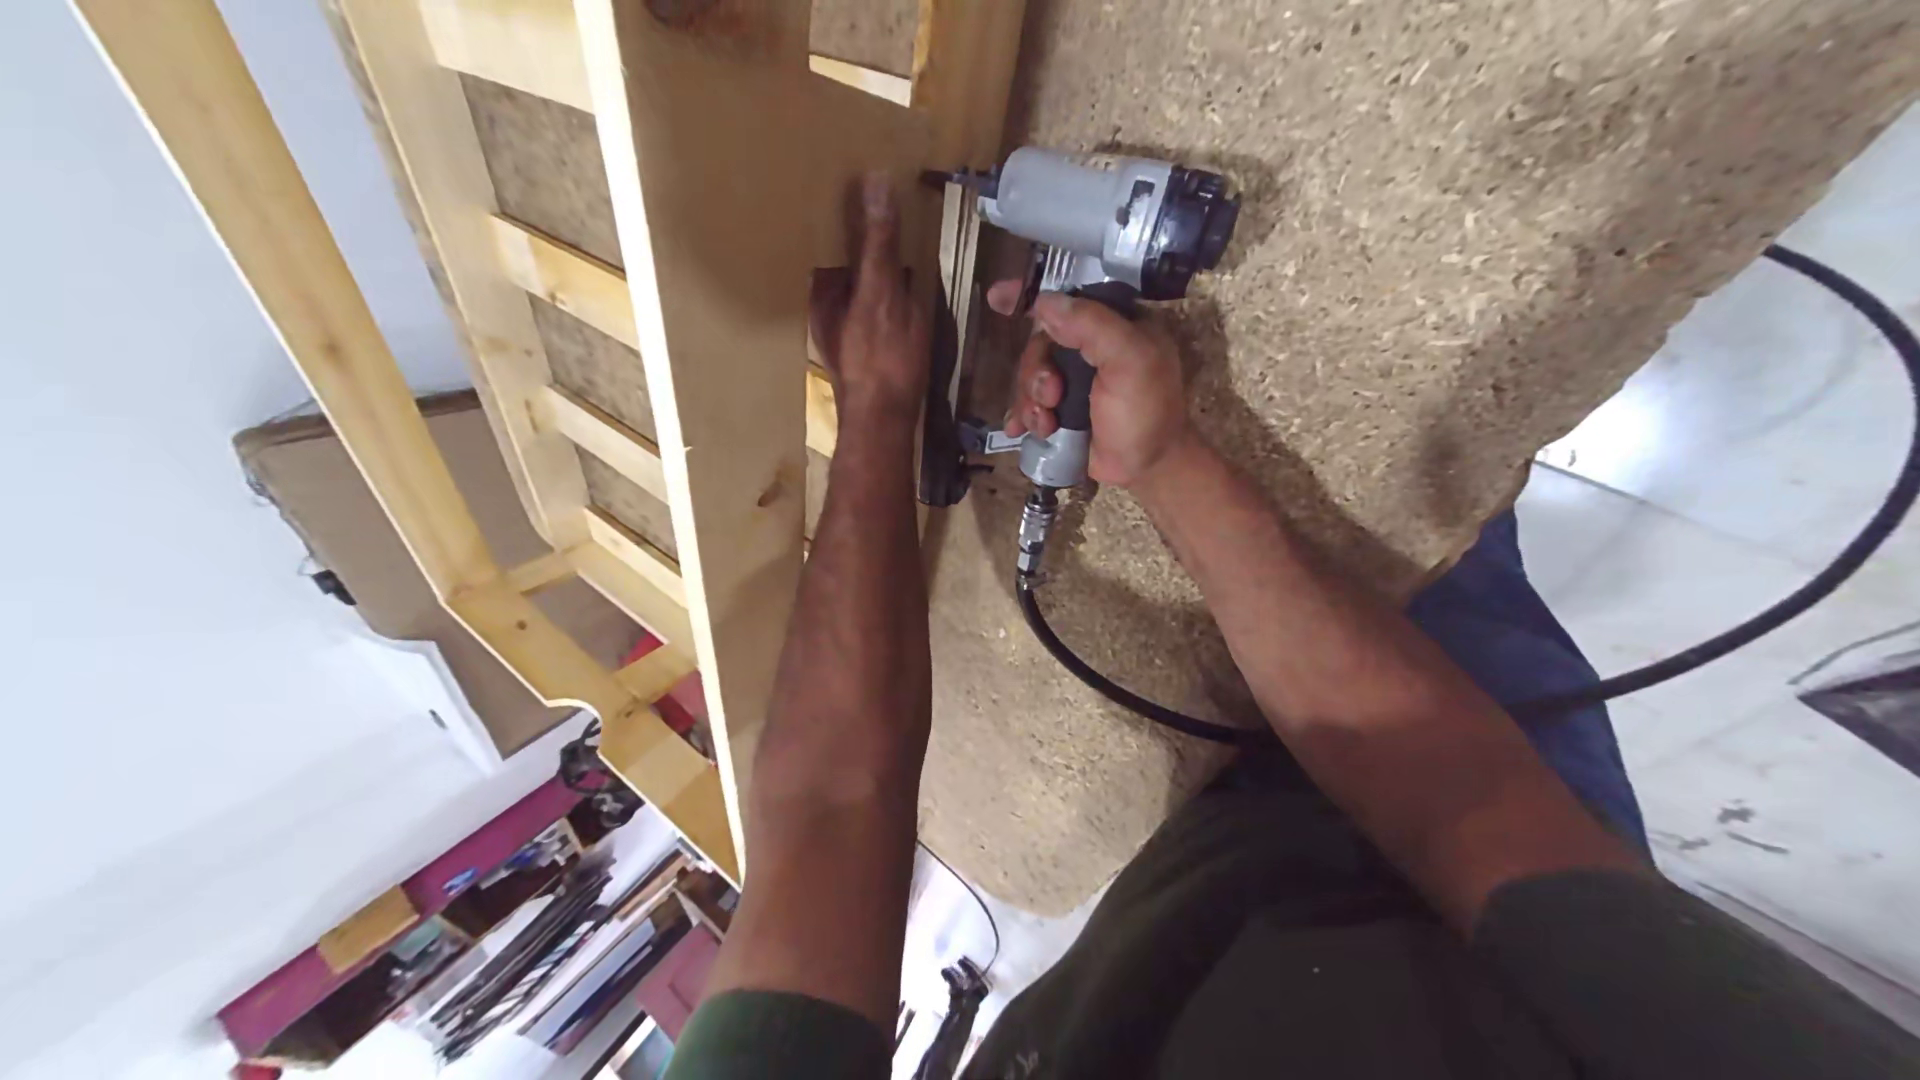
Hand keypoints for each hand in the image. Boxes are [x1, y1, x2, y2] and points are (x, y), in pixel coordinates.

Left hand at [809, 174, 929, 425]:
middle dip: (863, 229)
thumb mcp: (882, 294)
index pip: (832, 233)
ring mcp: (850, 325)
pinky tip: (908, 278)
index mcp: (824, 288)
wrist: (885, 420)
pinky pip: (879, 300)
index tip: (864, 174)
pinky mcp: (870, 342)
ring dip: (879, 255)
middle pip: (847, 255)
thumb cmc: (882, 358)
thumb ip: (878, 243)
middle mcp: (829, 305)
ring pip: (864, 278)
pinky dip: (890, 283)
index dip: (848, 207)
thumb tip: (874, 181)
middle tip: (889, 193)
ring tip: (903, 225)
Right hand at [988, 281, 1191, 487]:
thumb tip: (1044, 302)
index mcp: (1114, 324)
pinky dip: (1022, 415)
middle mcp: (1090, 347)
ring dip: (1030, 400)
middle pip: (1040, 343)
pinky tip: (1020, 430)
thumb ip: (1091, 326)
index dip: (1032, 295)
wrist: (1147, 468)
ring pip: (1030, 375)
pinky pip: (1028, 403)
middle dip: (1036, 373)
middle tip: (1051, 397)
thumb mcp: (1129, 361)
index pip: (1070, 297)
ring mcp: (1073, 380)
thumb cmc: (1146, 412)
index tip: (999, 298)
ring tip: (1046, 424)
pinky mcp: (1061, 410)